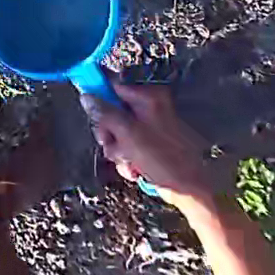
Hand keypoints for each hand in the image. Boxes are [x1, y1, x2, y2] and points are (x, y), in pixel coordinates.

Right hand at [80, 82, 213, 211]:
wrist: (189, 188)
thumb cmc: (163, 159)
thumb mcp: (128, 134)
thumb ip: (105, 113)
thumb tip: (86, 96)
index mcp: (148, 98)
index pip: (113, 87)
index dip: (98, 99)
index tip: (90, 112)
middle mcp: (150, 107)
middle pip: (112, 112)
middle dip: (109, 133)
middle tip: (112, 144)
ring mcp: (150, 126)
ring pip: (117, 133)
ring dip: (117, 150)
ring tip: (129, 161)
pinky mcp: (151, 144)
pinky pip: (128, 146)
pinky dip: (127, 158)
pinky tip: (135, 168)